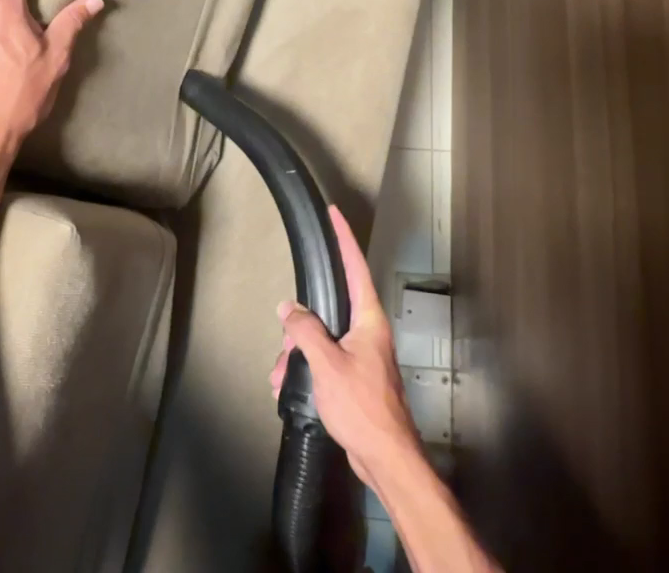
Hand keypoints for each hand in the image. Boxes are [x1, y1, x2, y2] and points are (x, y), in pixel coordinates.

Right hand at [271, 205, 421, 493]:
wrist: (385, 456)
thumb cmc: (361, 405)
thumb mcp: (326, 363)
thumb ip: (305, 330)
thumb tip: (288, 307)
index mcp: (368, 319)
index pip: (356, 267)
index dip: (344, 239)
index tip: (335, 214)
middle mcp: (367, 331)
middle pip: (328, 310)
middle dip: (300, 327)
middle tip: (286, 348)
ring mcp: (362, 355)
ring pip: (321, 339)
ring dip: (298, 355)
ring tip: (283, 378)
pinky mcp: (354, 378)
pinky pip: (323, 361)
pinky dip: (305, 371)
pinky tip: (289, 388)